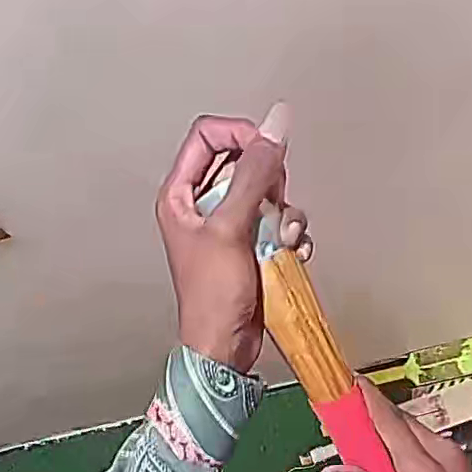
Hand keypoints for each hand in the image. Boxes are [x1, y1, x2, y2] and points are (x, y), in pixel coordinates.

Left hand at [155, 115, 310, 372]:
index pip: (208, 137)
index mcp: (181, 197)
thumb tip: (274, 125)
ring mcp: (231, 228)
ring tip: (281, 241)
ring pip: (269, 195)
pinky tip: (290, 254)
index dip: (240, 135)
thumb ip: (253, 174)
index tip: (265, 151)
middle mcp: (204, 208)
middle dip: (269, 182)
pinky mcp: (253, 248)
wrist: (225, 347)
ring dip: (285, 215)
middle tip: (271, 205)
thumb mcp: (229, 229)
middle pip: (245, 163)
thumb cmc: (211, 298)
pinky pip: (280, 225)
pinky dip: (291, 237)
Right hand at [319, 380, 471, 471]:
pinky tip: (395, 457)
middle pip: (402, 421)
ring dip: (391, 429)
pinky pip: (428, 440)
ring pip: (415, 429)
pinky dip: (407, 441)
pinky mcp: (461, 462)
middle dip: (375, 414)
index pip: (389, 421)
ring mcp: (456, 455)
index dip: (368, 398)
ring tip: (368, 441)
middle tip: (350, 416)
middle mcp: (442, 454)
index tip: (351, 382)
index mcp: (423, 469)